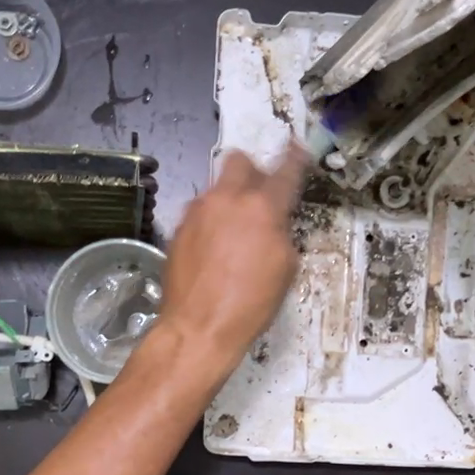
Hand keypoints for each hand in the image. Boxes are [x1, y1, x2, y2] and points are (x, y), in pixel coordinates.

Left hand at [157, 147, 306, 372]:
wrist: (198, 326)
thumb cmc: (251, 304)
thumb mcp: (285, 269)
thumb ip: (281, 233)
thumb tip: (273, 223)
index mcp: (262, 208)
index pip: (284, 171)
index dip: (294, 157)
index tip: (297, 147)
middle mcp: (226, 200)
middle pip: (238, 161)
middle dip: (252, 171)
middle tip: (258, 194)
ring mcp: (197, 212)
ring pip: (216, 189)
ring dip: (229, 200)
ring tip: (234, 233)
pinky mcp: (177, 229)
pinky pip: (199, 213)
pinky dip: (210, 222)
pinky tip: (213, 251)